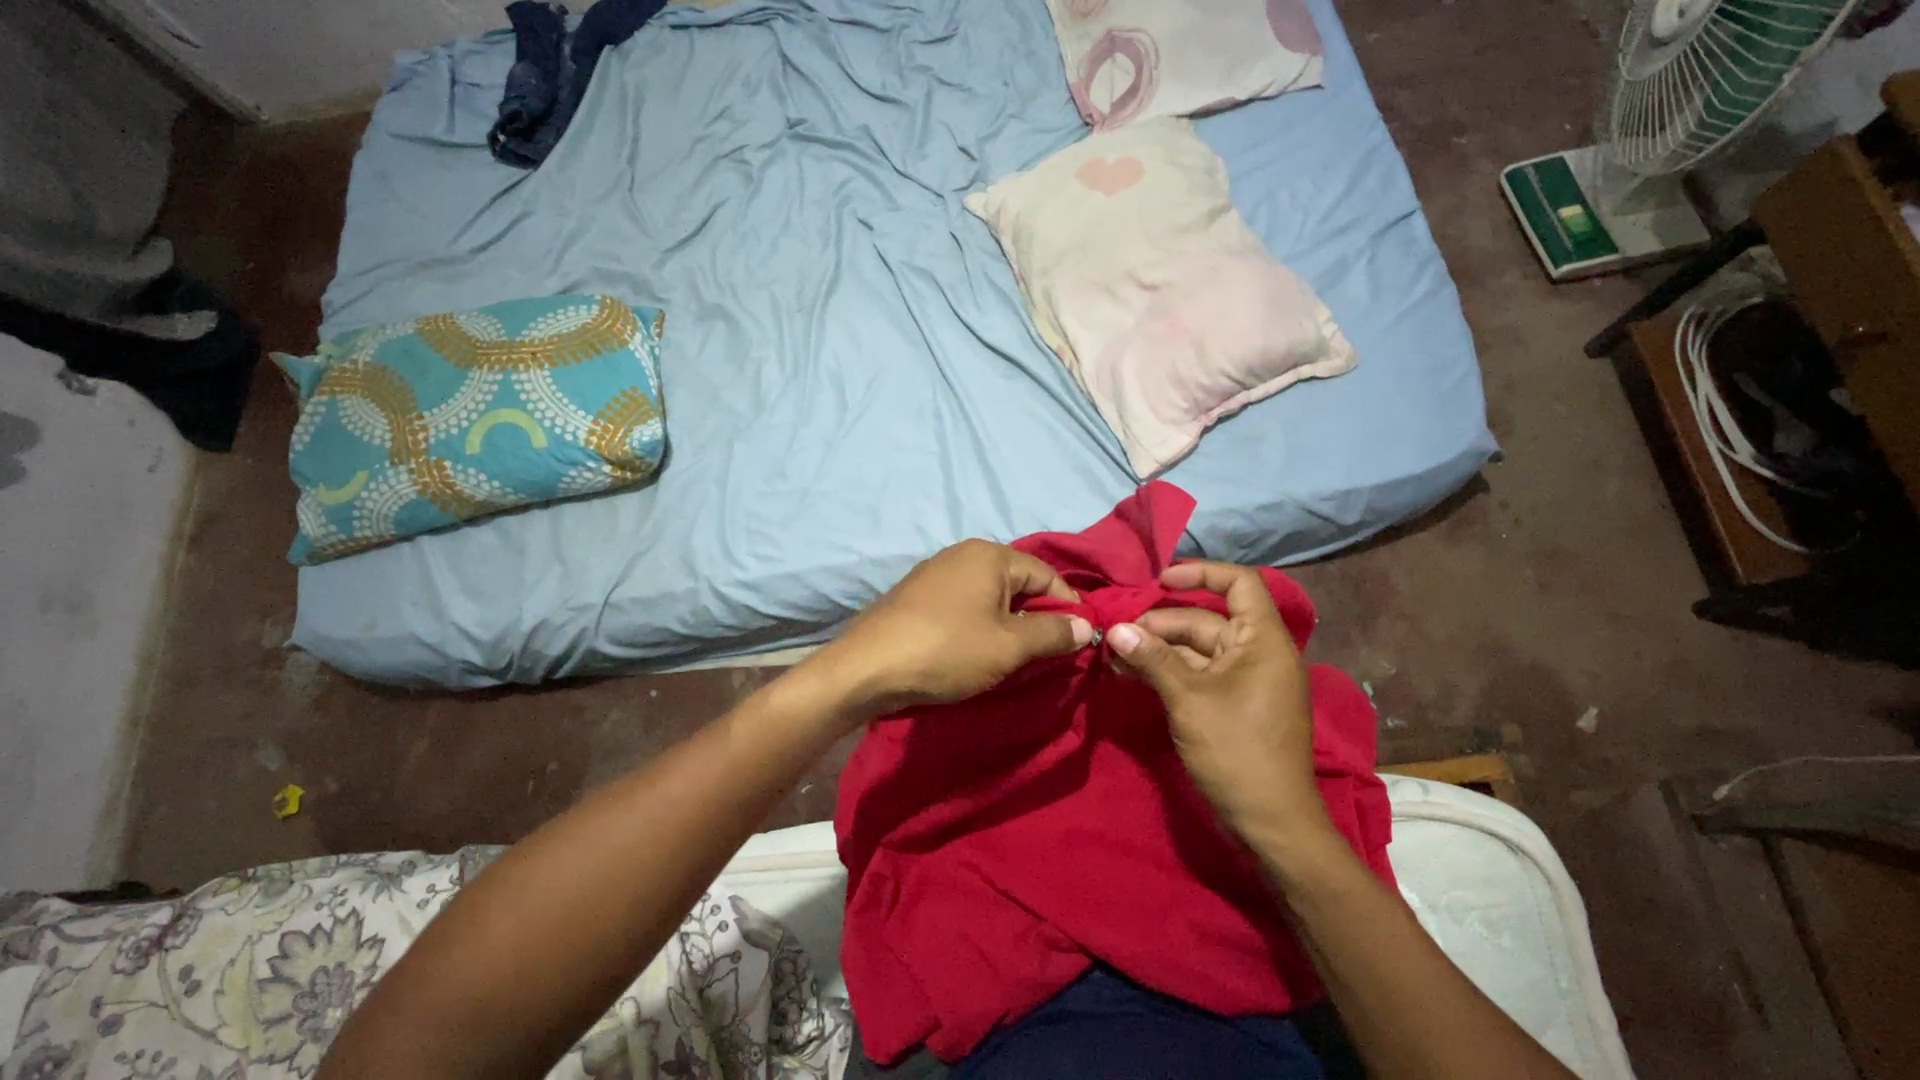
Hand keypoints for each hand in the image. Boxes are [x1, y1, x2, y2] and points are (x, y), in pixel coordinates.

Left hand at [812, 539, 1093, 715]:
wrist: (866, 669)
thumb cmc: (946, 651)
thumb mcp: (1009, 646)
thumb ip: (1053, 634)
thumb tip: (1086, 626)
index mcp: (989, 555)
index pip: (1047, 575)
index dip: (1069, 607)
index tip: (1082, 641)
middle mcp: (962, 554)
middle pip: (1018, 583)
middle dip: (1039, 617)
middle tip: (1051, 655)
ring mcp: (935, 574)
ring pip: (991, 597)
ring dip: (1009, 625)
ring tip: (1018, 659)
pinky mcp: (917, 598)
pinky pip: (965, 607)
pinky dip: (981, 627)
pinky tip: (979, 653)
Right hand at [1107, 561, 1334, 847]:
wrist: (1271, 822)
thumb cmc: (1237, 752)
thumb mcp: (1189, 701)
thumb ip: (1152, 660)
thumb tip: (1116, 628)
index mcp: (1263, 641)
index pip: (1239, 584)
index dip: (1201, 572)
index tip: (1158, 580)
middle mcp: (1257, 653)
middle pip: (1206, 619)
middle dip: (1159, 623)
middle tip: (1116, 635)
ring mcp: (1245, 681)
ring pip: (1196, 650)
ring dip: (1157, 650)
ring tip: (1113, 655)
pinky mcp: (1232, 705)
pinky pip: (1197, 675)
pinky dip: (1167, 673)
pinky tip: (1131, 676)